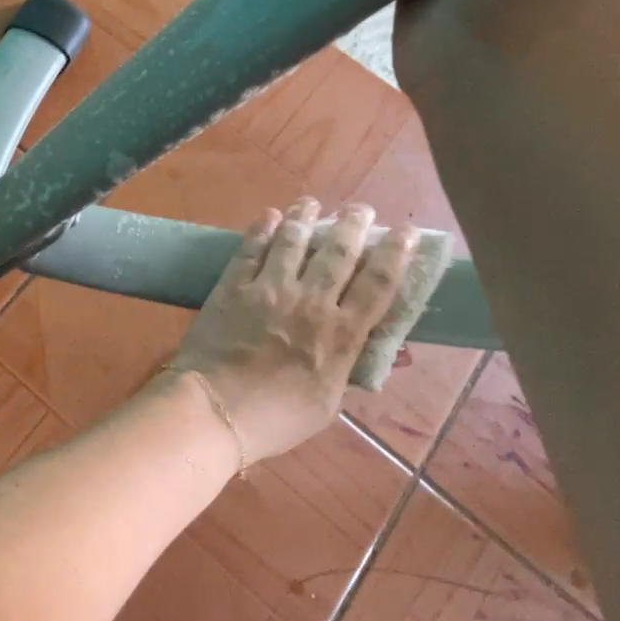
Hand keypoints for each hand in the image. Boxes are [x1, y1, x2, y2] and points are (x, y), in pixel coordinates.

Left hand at [167, 198, 416, 465]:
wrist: (215, 410)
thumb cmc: (277, 417)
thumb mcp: (330, 402)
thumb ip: (354, 368)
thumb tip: (396, 352)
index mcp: (342, 334)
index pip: (379, 283)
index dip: (396, 253)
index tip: (405, 232)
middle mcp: (310, 303)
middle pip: (340, 252)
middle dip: (354, 224)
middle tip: (360, 209)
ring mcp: (268, 291)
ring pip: (294, 242)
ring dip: (306, 218)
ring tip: (312, 203)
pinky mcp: (232, 287)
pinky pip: (250, 250)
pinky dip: (262, 229)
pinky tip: (269, 216)